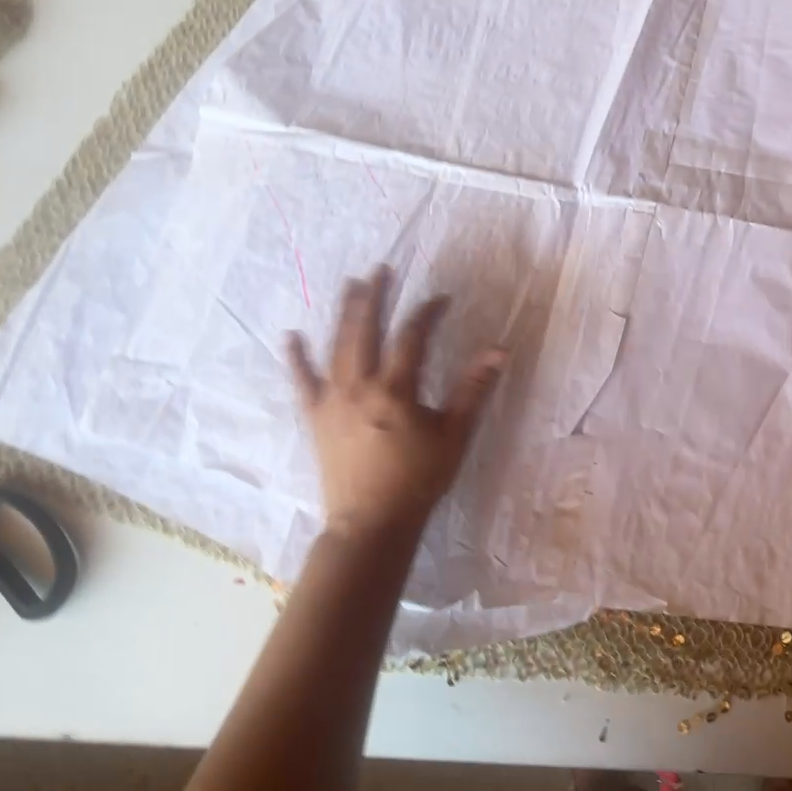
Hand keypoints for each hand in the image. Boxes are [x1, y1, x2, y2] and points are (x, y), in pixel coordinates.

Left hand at [286, 266, 505, 537]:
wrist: (371, 522)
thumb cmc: (419, 477)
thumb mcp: (455, 433)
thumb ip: (473, 388)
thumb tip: (499, 350)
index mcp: (395, 390)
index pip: (412, 337)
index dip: (427, 313)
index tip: (442, 299)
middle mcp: (358, 387)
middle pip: (365, 331)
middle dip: (375, 298)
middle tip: (381, 269)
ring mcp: (331, 401)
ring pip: (336, 347)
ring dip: (344, 314)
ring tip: (351, 286)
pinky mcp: (315, 418)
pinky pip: (303, 382)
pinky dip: (297, 358)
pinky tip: (293, 336)